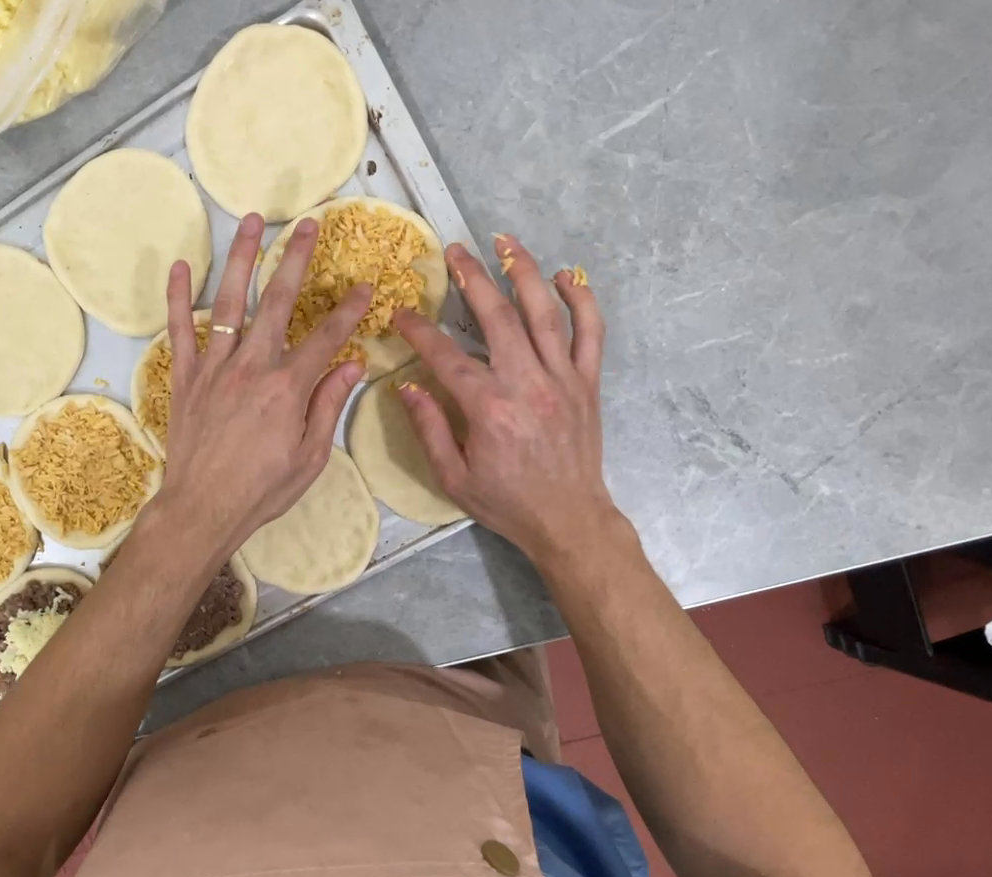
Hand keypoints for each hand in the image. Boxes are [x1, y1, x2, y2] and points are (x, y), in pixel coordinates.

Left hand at [152, 213, 369, 560]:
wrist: (201, 509)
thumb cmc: (261, 491)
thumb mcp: (309, 457)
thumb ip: (328, 406)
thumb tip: (352, 365)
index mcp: (287, 388)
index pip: (326, 338)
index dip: (349, 311)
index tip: (365, 287)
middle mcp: (251, 367)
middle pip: (278, 302)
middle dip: (295, 259)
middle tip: (307, 225)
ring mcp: (213, 369)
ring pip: (229, 303)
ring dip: (241, 258)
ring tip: (250, 221)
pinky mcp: (184, 379)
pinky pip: (179, 331)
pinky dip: (177, 298)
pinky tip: (179, 266)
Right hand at [390, 236, 619, 563]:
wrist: (567, 518)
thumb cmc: (505, 502)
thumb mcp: (452, 477)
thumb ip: (428, 429)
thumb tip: (406, 387)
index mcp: (489, 409)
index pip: (446, 356)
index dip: (419, 331)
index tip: (400, 313)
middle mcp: (527, 383)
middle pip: (498, 317)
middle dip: (472, 278)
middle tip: (453, 250)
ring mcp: (563, 378)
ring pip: (544, 312)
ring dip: (524, 271)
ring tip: (506, 242)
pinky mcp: (587, 382)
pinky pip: (590, 331)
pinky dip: (581, 299)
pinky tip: (565, 276)